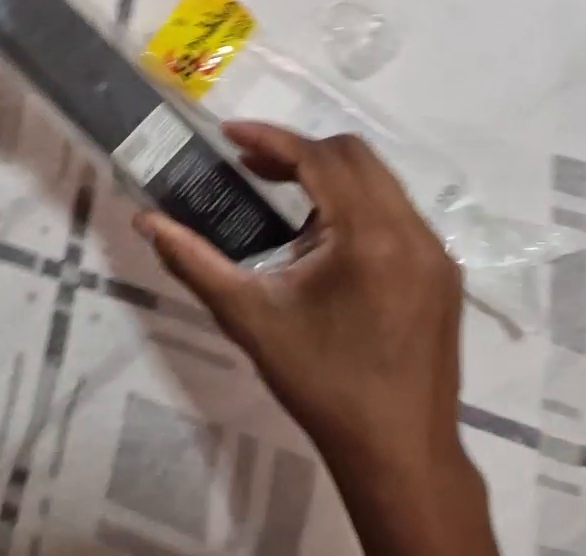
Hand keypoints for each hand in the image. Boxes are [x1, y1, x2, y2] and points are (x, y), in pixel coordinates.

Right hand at [132, 122, 497, 555]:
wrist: (398, 451)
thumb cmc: (318, 380)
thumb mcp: (245, 315)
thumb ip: (191, 260)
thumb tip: (144, 221)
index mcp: (369, 239)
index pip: (322, 159)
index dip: (272, 138)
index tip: (227, 135)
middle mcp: (413, 236)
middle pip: (355, 157)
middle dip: (297, 149)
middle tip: (246, 161)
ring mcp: (435, 256)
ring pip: (379, 181)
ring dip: (325, 172)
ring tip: (273, 188)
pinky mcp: (441, 275)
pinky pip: (394, 210)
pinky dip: (351, 199)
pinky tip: (314, 232)